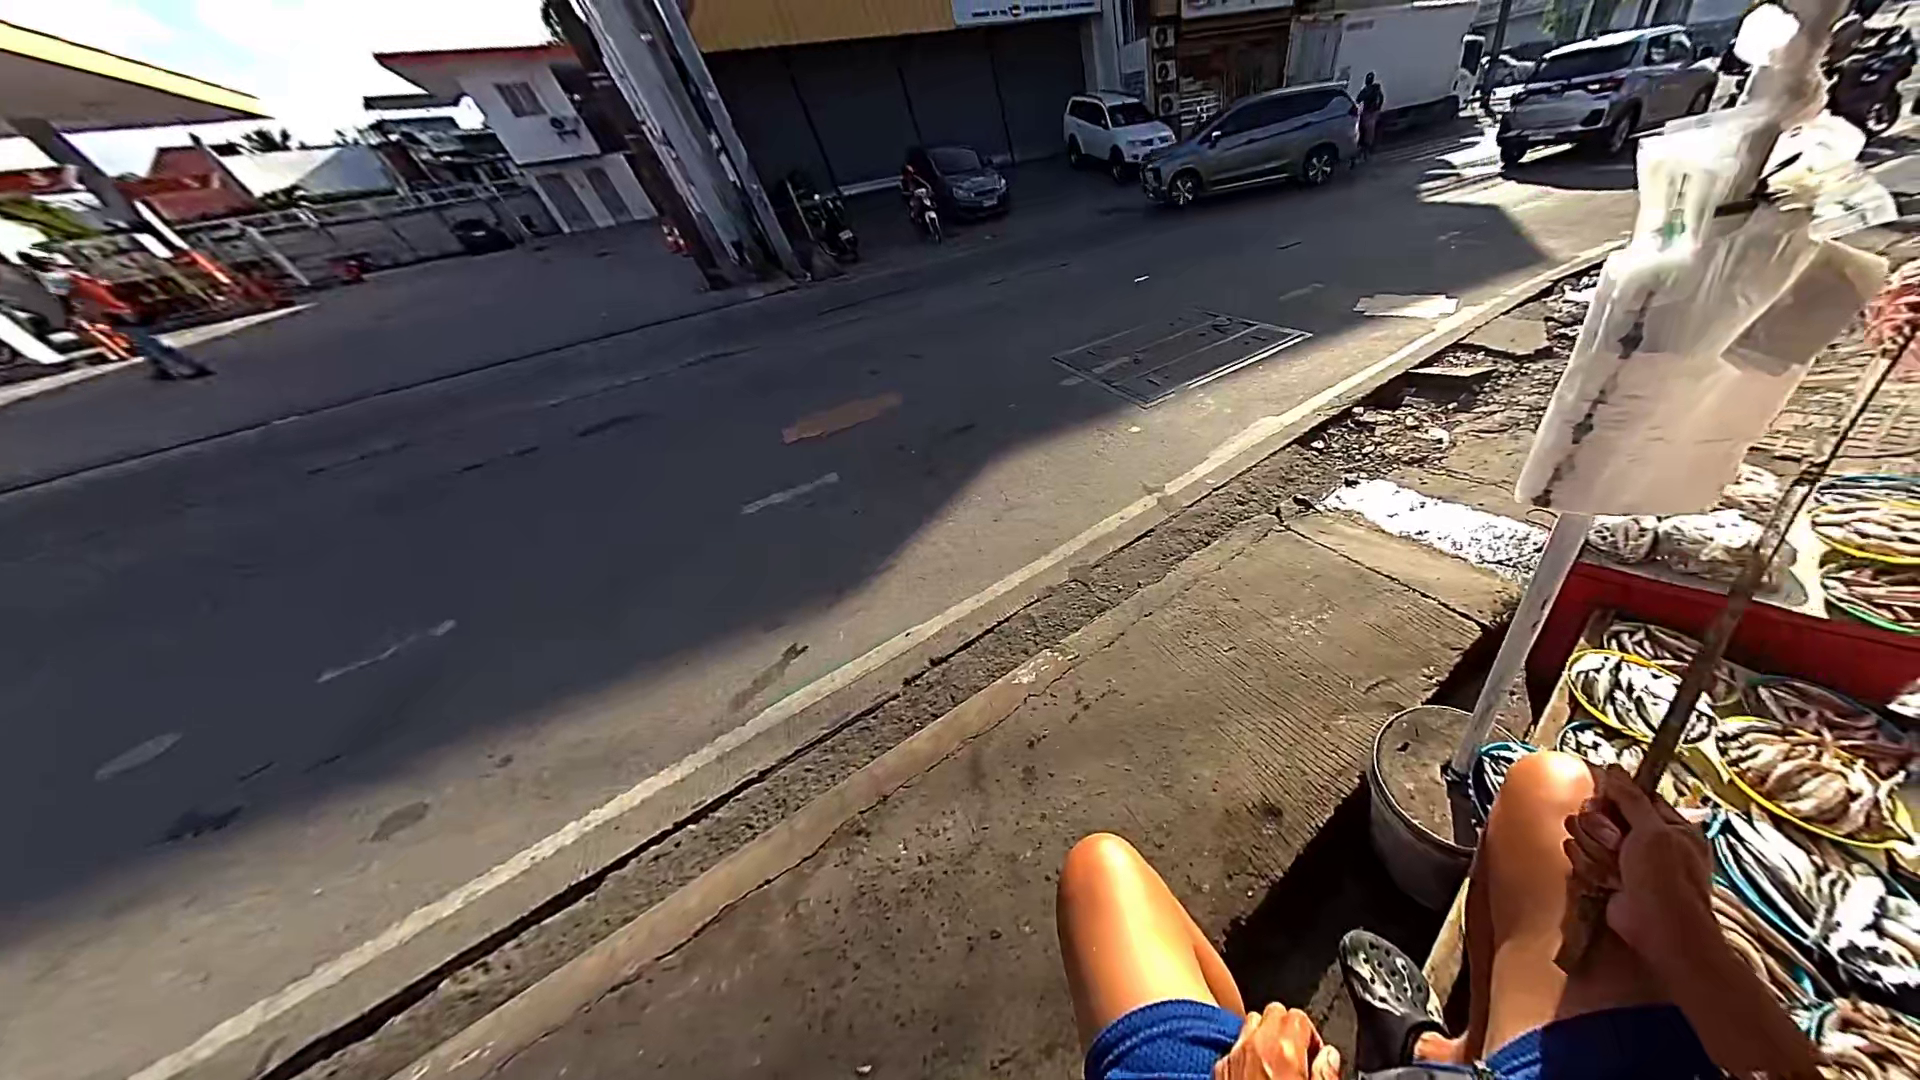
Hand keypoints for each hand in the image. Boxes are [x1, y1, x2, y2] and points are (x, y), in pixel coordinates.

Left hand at [1213, 1003, 1339, 1079]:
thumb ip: (1326, 1074)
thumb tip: (1330, 1056)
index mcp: (1283, 1051)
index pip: (1297, 1016)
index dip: (1312, 1036)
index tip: (1317, 1057)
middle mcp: (1255, 1044)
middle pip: (1273, 1012)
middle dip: (1288, 1029)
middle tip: (1300, 1059)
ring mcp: (1234, 1053)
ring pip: (1251, 1024)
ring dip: (1265, 1036)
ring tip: (1279, 1066)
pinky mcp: (1221, 1067)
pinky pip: (1235, 1045)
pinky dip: (1247, 1053)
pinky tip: (1257, 1075)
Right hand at [1562, 766, 1713, 955]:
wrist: (1658, 928)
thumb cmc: (1666, 882)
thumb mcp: (1654, 834)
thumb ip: (1632, 800)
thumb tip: (1615, 770)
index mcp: (1668, 827)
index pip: (1628, 795)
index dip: (1614, 798)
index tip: (1608, 805)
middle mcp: (1646, 839)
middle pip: (1598, 811)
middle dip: (1598, 827)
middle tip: (1615, 843)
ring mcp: (1623, 856)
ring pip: (1583, 832)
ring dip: (1592, 848)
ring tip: (1613, 867)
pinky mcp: (1603, 870)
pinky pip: (1577, 853)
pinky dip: (1588, 865)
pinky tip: (1606, 879)